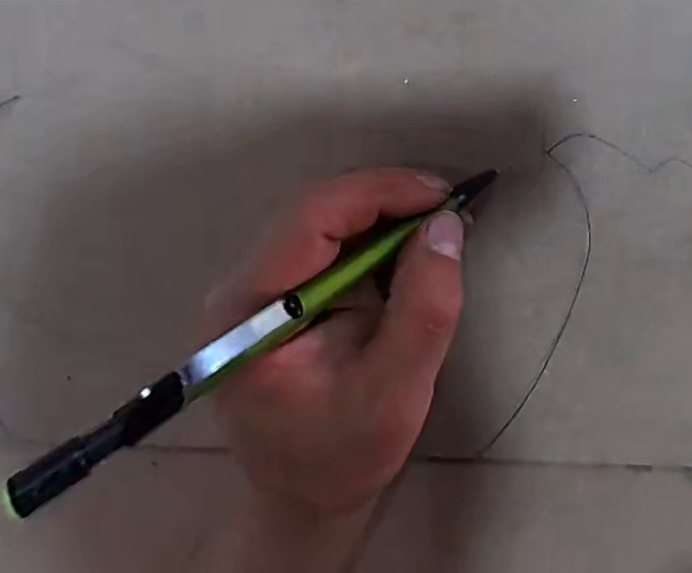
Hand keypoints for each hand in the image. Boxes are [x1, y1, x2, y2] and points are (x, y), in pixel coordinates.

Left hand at [204, 169, 465, 523]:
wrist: (304, 497)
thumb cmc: (342, 456)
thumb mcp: (396, 394)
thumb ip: (425, 309)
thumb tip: (446, 225)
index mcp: (248, 310)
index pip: (311, 219)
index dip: (379, 193)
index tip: (441, 196)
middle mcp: (244, 284)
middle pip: (316, 208)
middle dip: (387, 196)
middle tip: (447, 205)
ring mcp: (260, 282)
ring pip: (325, 214)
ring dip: (385, 207)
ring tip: (436, 218)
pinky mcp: (284, 286)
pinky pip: (332, 236)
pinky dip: (378, 228)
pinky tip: (411, 238)